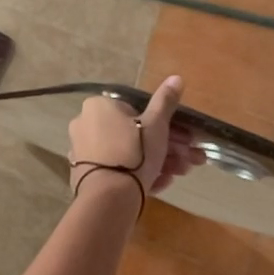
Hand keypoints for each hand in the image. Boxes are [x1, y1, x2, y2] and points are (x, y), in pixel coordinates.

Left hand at [66, 76, 193, 195]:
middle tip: (190, 159)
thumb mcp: (156, 125)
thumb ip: (165, 102)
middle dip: (167, 147)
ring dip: (158, 162)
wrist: (109, 197)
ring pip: (127, 153)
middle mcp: (85, 124)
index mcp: (98, 107)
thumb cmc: (135, 152)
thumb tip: (176, 78)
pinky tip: (162, 183)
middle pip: (134, 135)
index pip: (136, 111)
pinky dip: (138, 174)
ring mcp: (83, 151)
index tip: (186, 139)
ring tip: (181, 173)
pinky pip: (116, 169)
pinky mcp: (85, 174)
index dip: (166, 126)